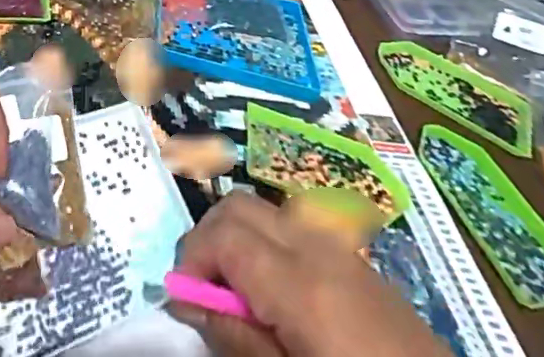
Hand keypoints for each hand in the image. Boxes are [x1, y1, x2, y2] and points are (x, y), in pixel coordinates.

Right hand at [168, 193, 448, 356]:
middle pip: (239, 206)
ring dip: (237, 236)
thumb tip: (186, 298)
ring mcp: (340, 249)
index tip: (185, 299)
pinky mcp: (357, 261)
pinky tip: (277, 293)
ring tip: (239, 292)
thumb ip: (237, 337)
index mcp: (299, 282)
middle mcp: (316, 247)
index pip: (223, 234)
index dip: (192, 259)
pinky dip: (268, 243)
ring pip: (265, 210)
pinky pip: (295, 228)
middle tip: (205, 291)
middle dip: (209, 236)